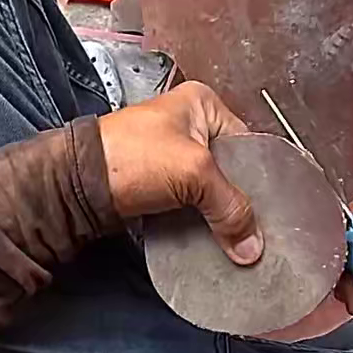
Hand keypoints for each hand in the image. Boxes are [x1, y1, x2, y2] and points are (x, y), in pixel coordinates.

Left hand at [98, 81, 262, 264]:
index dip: (260, 179)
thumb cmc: (134, 158)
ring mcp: (172, 155)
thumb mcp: (195, 174)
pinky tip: (213, 239)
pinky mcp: (159, 183)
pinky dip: (201, 221)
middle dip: (240, 201)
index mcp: (202, 105)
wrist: (80, 184)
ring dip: (220, 215)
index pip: (248, 144)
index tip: (272, 212)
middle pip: (230, 171)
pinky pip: (191, 204)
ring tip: (239, 240)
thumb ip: (231, 207)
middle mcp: (190, 126)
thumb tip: (253, 248)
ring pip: (210, 190)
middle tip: (257, 230)